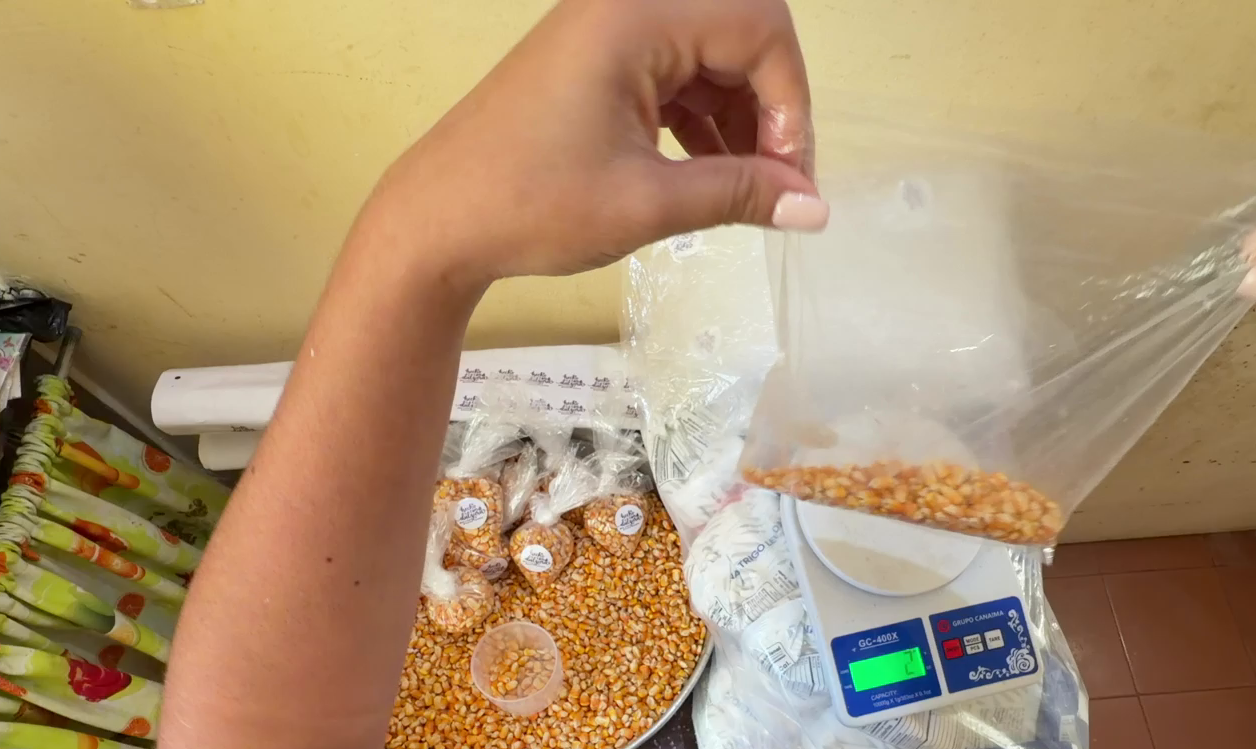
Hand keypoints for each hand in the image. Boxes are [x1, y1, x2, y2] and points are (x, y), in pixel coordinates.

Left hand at [357, 0, 822, 289]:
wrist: (442, 221)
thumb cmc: (535, 206)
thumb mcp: (647, 204)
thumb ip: (738, 195)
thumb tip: (814, 210)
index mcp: (639, 13)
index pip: (760, 28)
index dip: (793, 105)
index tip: (793, 183)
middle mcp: (629, 6)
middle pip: (740, 38)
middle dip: (770, 114)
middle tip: (777, 189)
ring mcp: (612, 36)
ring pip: (710, 64)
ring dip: (739, 127)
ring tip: (746, 195)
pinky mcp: (601, 70)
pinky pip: (676, 85)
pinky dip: (703, 129)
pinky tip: (710, 177)